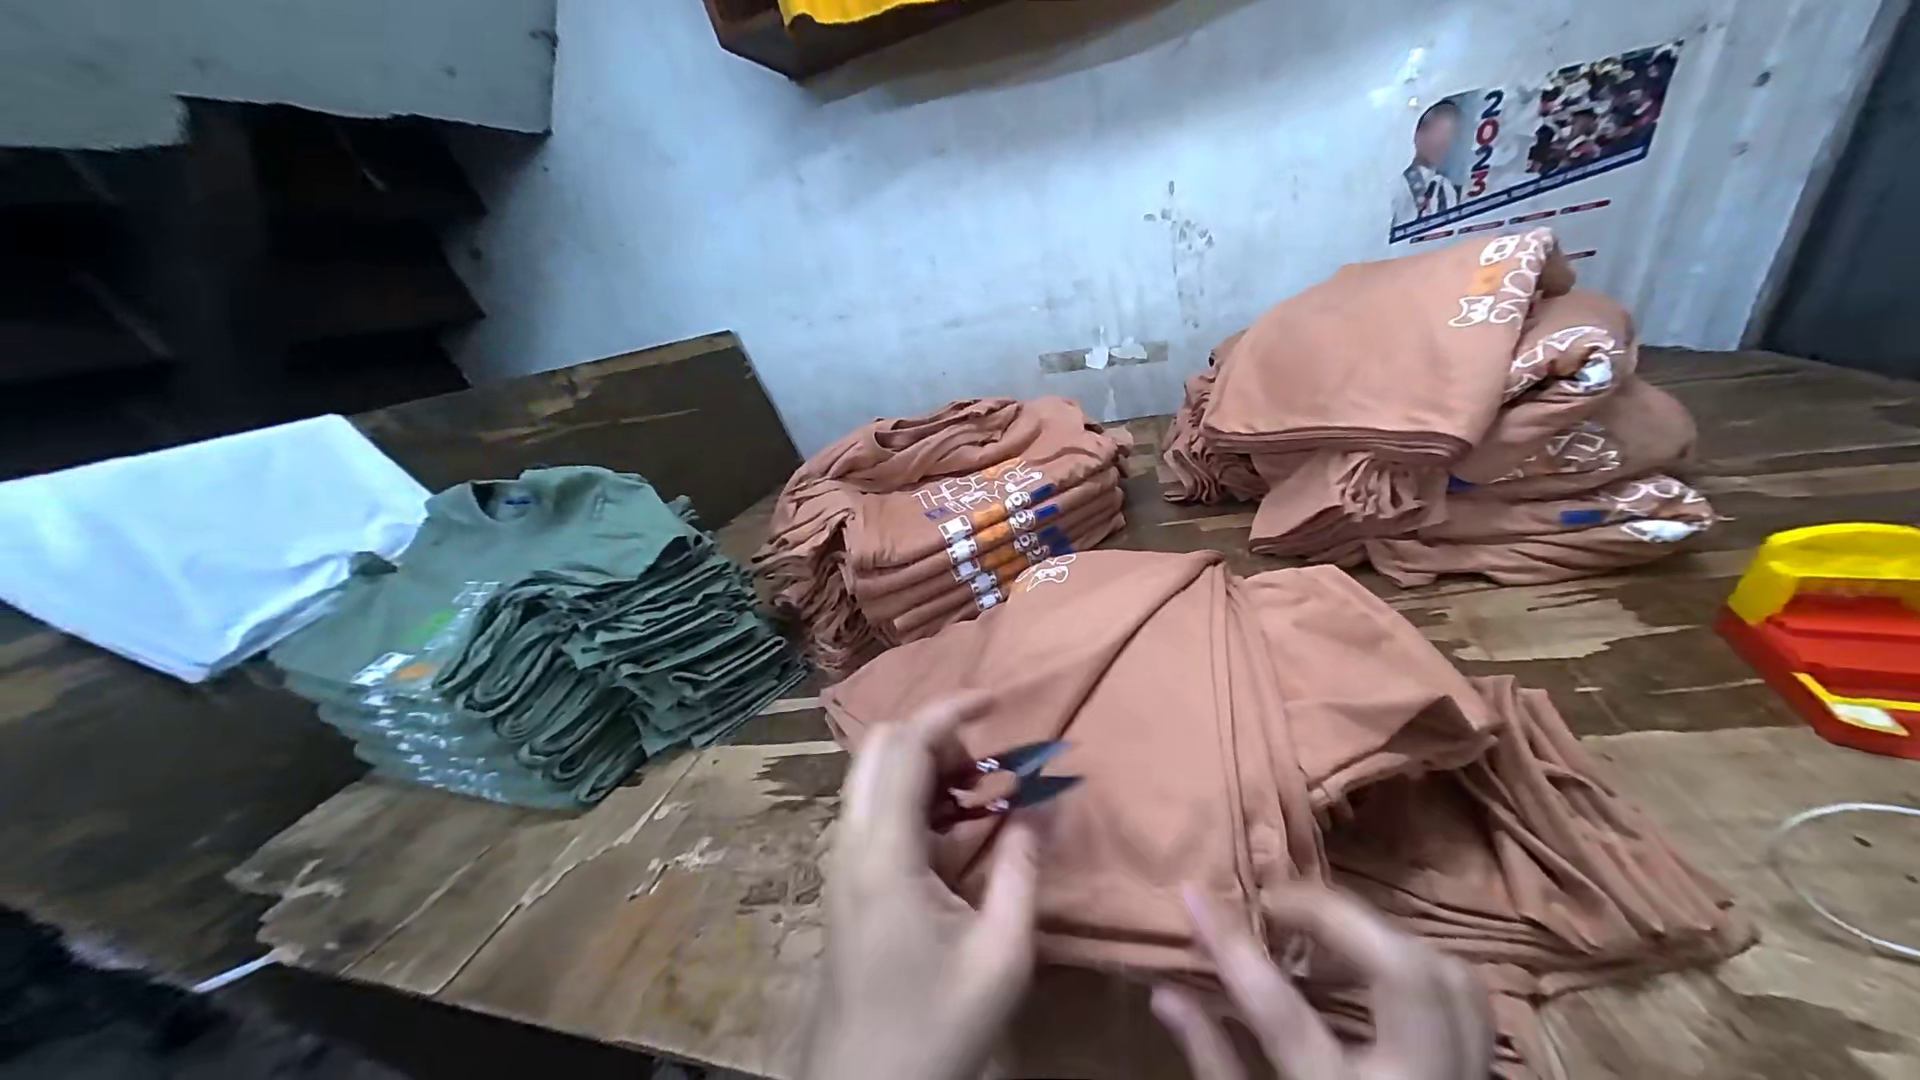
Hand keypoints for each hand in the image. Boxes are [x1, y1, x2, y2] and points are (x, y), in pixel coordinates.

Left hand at [805, 693, 1039, 1079]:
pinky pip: (874, 805)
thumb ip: (1024, 867)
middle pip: (881, 746)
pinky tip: (953, 828)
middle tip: (986, 765)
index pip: (905, 746)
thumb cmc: (936, 1026)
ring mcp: (842, 857)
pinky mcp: (846, 875)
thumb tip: (1045, 801)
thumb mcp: (1001, 953)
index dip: (949, 710)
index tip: (995, 700)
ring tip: (978, 793)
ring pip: (873, 772)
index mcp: (884, 853)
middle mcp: (851, 841)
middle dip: (936, 735)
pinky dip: (914, 794)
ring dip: (924, 763)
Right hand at [1152, 885, 1492, 1079]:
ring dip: (1377, 934)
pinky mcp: (1480, 1079)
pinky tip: (1359, 964)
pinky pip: (1465, 1000)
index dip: (1231, 943)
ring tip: (1315, 930)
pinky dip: (1410, 961)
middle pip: (1403, 972)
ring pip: (1447, 975)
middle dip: (1333, 916)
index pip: (1281, 1012)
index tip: (1193, 893)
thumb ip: (1214, 1062)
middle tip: (1274, 905)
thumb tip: (1164, 991)